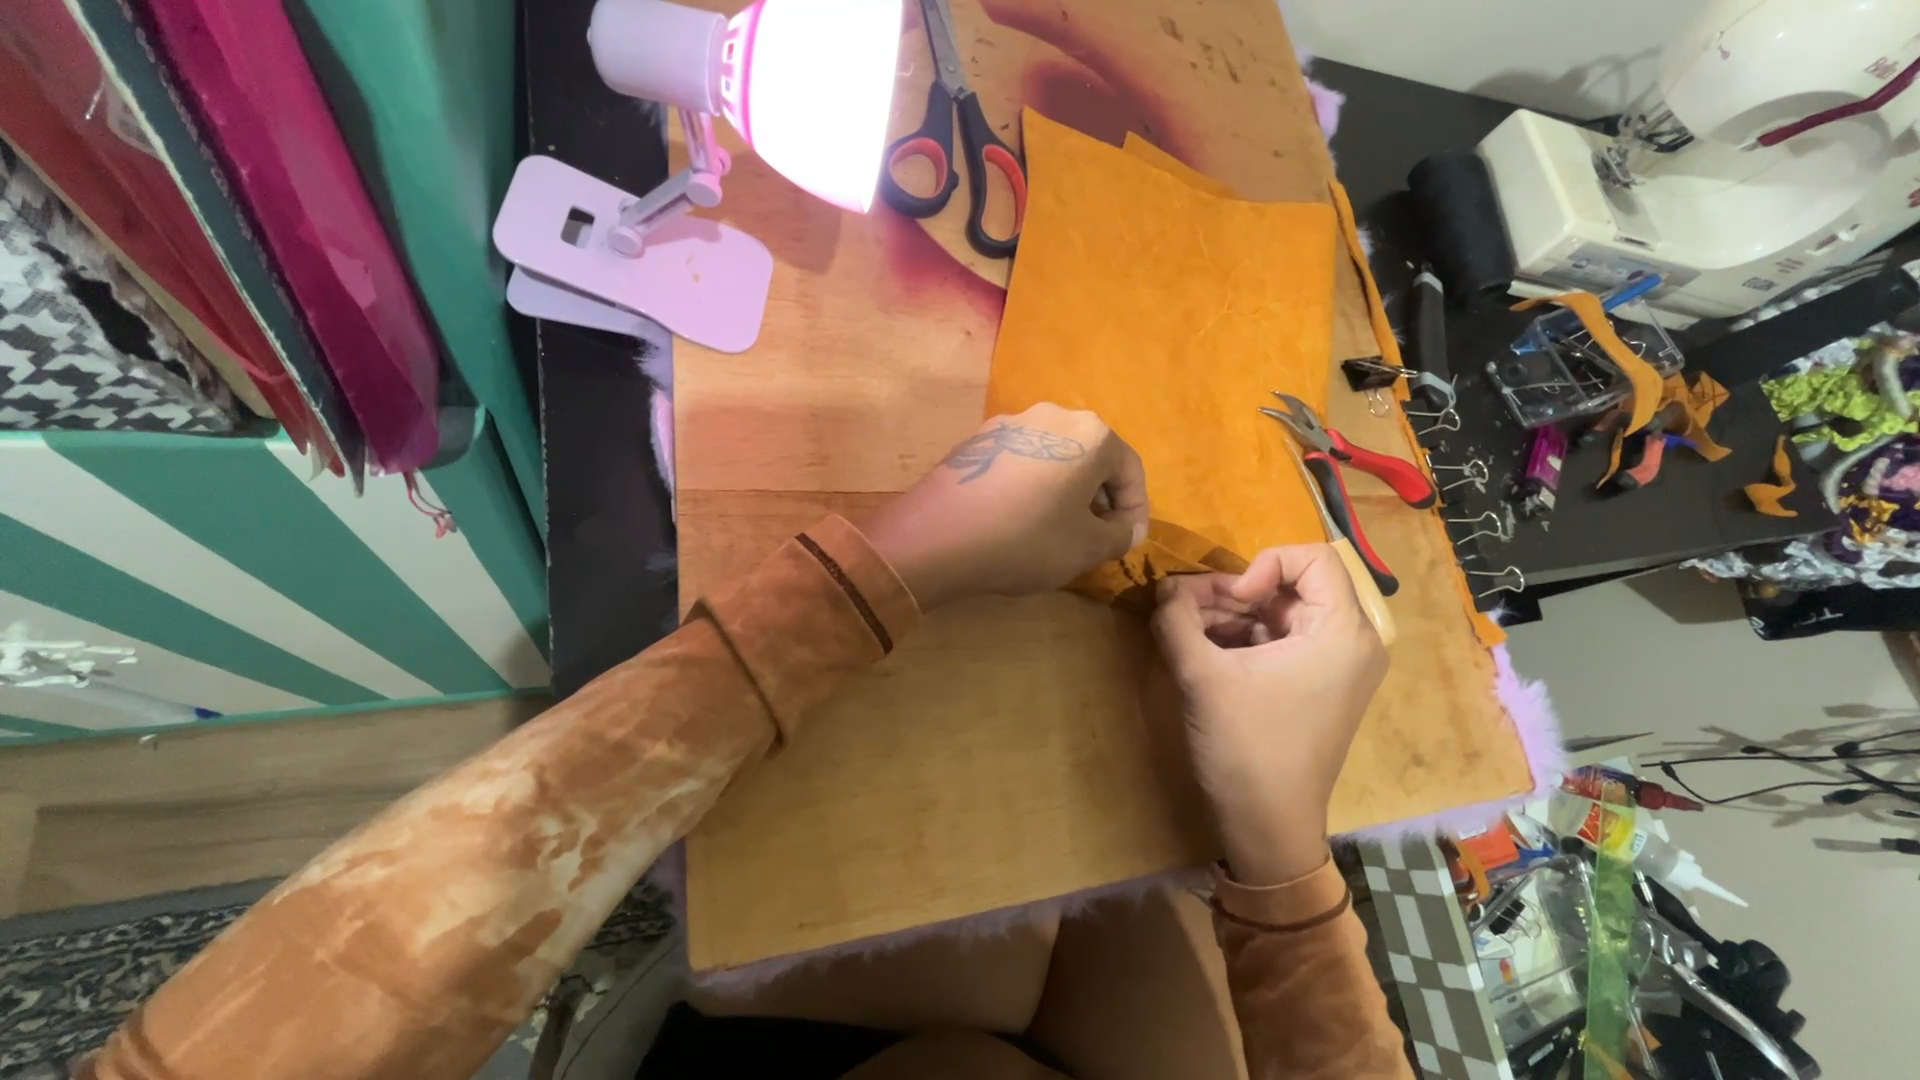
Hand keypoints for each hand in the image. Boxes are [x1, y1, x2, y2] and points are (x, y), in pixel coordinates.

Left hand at [863, 404, 1148, 609]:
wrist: (938, 536)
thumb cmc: (1026, 539)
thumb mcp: (1086, 548)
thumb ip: (1119, 535)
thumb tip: (1127, 529)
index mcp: (1091, 434)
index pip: (1131, 470)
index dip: (1135, 511)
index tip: (1125, 542)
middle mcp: (1053, 415)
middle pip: (1092, 459)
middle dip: (1099, 499)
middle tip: (1094, 538)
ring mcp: (1010, 423)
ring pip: (1055, 459)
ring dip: (1065, 493)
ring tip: (1055, 531)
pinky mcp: (978, 440)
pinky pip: (1021, 463)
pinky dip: (1031, 488)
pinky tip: (1017, 519)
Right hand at [1151, 546, 1388, 885]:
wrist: (1268, 825)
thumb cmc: (1246, 746)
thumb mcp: (1202, 675)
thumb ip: (1177, 620)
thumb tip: (1164, 588)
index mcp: (1343, 632)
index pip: (1313, 557)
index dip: (1263, 564)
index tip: (1233, 599)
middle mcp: (1352, 642)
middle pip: (1291, 585)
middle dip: (1233, 592)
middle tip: (1185, 610)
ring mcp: (1336, 666)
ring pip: (1280, 612)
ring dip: (1231, 615)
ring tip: (1186, 632)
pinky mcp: (1318, 686)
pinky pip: (1281, 640)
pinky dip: (1242, 638)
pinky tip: (1203, 652)